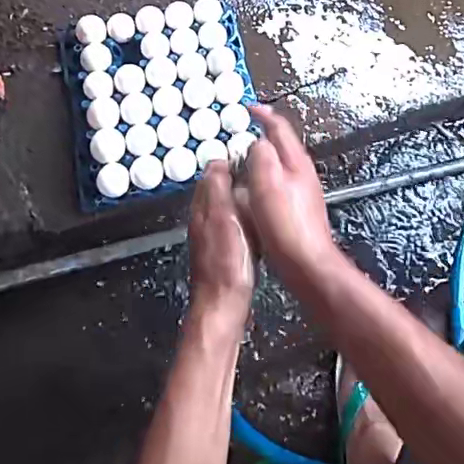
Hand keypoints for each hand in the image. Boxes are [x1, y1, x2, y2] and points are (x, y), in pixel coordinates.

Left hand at [188, 160, 255, 323]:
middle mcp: (203, 219)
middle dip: (237, 179)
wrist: (223, 305)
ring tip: (261, 196)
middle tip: (259, 174)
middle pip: (219, 188)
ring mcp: (212, 236)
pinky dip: (245, 220)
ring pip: (227, 207)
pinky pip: (234, 226)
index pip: (213, 172)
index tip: (251, 158)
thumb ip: (219, 189)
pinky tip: (257, 225)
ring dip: (241, 199)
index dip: (231, 162)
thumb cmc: (225, 264)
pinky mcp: (222, 252)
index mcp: (203, 207)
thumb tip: (218, 162)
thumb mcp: (223, 217)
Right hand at [238, 105, 337, 271]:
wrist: (307, 265)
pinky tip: (248, 192)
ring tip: (239, 161)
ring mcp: (301, 191)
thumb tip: (256, 144)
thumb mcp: (267, 183)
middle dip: (259, 136)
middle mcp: (301, 172)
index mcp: (295, 161)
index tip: (248, 109)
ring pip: (277, 164)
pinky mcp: (295, 209)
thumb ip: (261, 156)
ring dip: (258, 159)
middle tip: (238, 134)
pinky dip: (259, 180)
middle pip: (279, 144)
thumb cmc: (288, 227)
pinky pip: (274, 184)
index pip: (279, 126)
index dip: (262, 114)